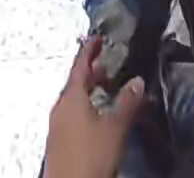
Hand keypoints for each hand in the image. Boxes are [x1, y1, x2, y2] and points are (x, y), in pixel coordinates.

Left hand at [45, 36, 146, 177]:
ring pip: (74, 99)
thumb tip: (137, 80)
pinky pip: (72, 114)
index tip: (98, 37)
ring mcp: (57, 126)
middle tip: (108, 66)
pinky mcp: (58, 143)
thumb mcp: (115, 128)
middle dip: (92, 72)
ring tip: (106, 91)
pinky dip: (85, 107)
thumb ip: (127, 102)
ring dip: (89, 91)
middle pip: (76, 82)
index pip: (80, 64)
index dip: (90, 49)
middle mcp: (61, 107)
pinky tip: (97, 118)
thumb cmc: (91, 156)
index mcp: (71, 96)